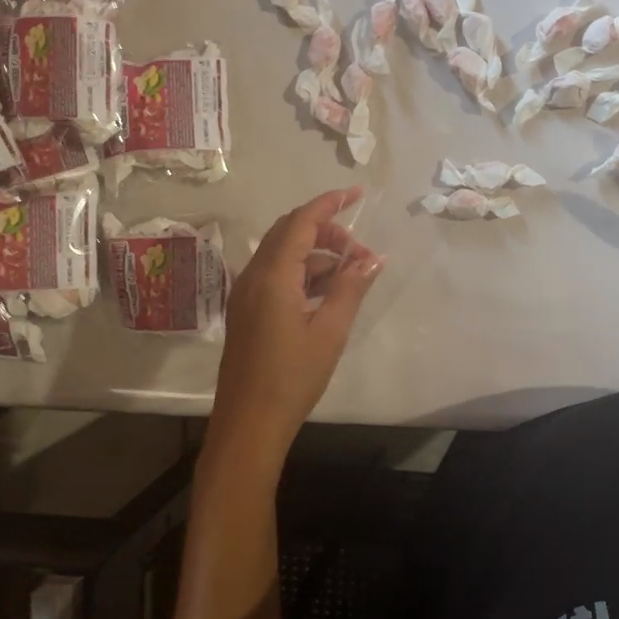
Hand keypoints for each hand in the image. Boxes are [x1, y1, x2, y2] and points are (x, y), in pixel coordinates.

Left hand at [211, 188, 385, 456]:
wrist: (248, 423)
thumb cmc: (292, 378)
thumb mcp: (330, 332)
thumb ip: (350, 289)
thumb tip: (372, 259)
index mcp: (273, 276)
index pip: (301, 222)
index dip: (330, 204)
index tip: (357, 194)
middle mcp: (253, 276)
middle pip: (289, 233)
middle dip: (327, 231)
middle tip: (360, 252)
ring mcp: (246, 294)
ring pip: (282, 254)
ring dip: (317, 255)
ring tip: (352, 276)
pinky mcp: (247, 312)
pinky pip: (275, 275)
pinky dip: (303, 273)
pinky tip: (327, 293)